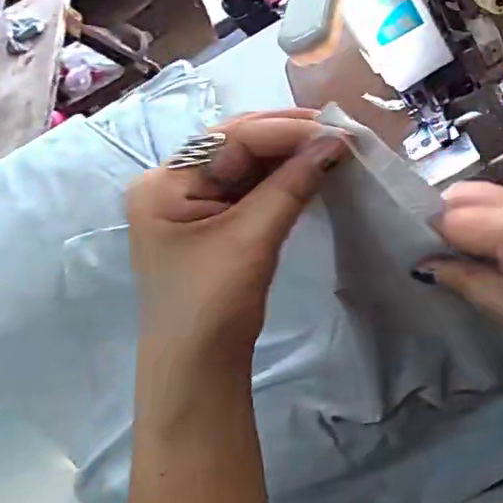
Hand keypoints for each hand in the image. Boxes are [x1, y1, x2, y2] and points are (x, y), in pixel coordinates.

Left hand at [125, 110, 349, 370]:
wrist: (196, 371)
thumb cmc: (212, 304)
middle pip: (236, 145)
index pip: (231, 138)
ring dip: (288, 156)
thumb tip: (334, 142)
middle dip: (287, 137)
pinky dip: (281, 180)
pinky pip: (249, 189)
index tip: (335, 131)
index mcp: (164, 182)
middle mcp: (171, 183)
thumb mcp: (251, 239)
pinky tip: (310, 171)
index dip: (285, 131)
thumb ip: (291, 185)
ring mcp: (190, 204)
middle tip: (337, 131)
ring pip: (246, 165)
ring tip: (331, 147)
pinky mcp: (211, 223)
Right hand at [419, 181, 502, 356]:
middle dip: (441, 219)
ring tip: (461, 254)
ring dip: (463, 216)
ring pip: (481, 193)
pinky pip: (502, 200)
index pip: (450, 216)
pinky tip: (487, 247)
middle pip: (461, 193)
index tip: (415, 257)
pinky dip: (484, 216)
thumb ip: (462, 278)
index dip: (427, 236)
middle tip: (436, 257)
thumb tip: (425, 264)